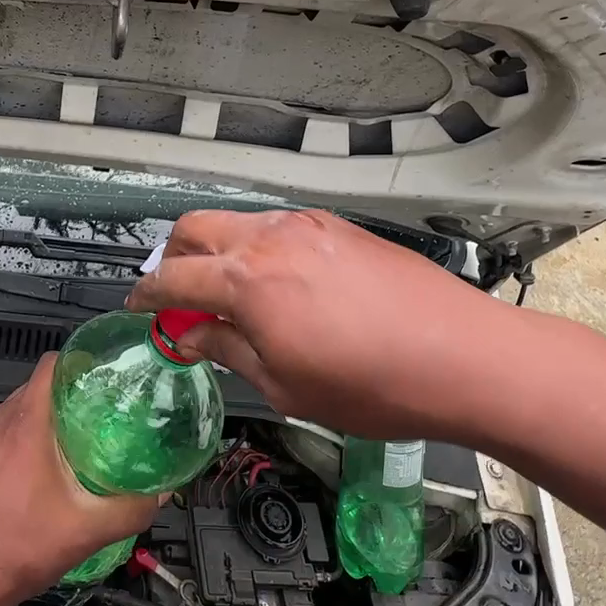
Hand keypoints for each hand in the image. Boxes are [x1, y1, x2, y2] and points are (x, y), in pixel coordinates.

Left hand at [0, 354, 160, 605]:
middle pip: (39, 386)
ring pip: (22, 409)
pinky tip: (48, 466)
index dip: (80, 361)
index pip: (51, 364)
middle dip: (71, 394)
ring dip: (49, 418)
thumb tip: (159, 493)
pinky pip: (6, 431)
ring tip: (79, 439)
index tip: (103, 371)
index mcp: (25, 423)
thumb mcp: (88, 529)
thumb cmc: (14, 547)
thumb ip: (131, 508)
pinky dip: (28, 437)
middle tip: (101, 411)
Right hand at [128, 209, 512, 438]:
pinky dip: (253, 246)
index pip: (172, 277)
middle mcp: (267, 239)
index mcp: (246, 280)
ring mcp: (303, 225)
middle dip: (172, 257)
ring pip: (232, 221)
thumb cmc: (375, 384)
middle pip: (191, 228)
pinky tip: (275, 283)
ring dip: (214, 249)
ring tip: (229, 292)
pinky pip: (273, 226)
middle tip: (178, 296)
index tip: (140, 307)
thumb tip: (189, 335)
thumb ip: (226, 348)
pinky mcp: (333, 226)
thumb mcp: (284, 383)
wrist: (465, 356)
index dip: (147, 295)